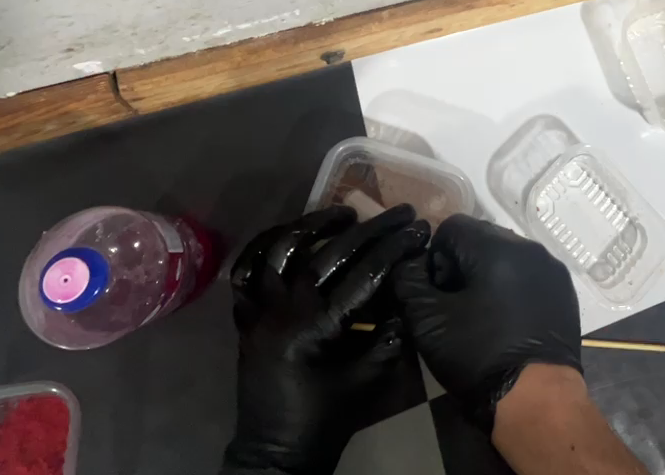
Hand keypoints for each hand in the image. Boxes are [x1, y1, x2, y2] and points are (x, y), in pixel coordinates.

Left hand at [224, 205, 428, 474]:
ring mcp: (259, 310)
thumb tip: (409, 292)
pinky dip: (267, 245)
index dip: (396, 247)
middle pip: (330, 252)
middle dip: (371, 229)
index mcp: (316, 329)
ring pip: (282, 248)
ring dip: (316, 224)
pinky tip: (293, 234)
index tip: (420, 228)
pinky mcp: (244, 316)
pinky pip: (247, 269)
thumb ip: (390, 334)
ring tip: (345, 215)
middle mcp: (284, 311)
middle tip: (398, 213)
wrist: (275, 455)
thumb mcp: (368, 380)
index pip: (364, 274)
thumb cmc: (326, 419)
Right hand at [393, 214, 581, 427]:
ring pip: (507, 255)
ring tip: (483, 315)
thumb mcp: (428, 322)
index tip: (438, 292)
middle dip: (463, 263)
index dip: (436, 257)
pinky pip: (530, 273)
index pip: (453, 227)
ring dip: (490, 274)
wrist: (538, 400)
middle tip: (457, 306)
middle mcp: (527, 246)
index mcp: (495, 246)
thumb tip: (410, 261)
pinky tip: (509, 321)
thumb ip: (409, 281)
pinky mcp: (564, 288)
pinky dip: (515, 287)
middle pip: (482, 237)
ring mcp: (550, 267)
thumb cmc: (479, 357)